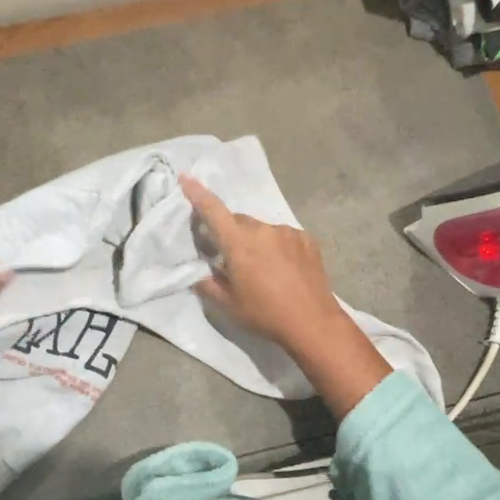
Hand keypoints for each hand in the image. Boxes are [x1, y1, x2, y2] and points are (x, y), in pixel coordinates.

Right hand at [180, 175, 390, 417]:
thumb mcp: (229, 305)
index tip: (186, 178)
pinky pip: (283, 237)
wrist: (312, 322)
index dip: (197, 194)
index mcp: (239, 244)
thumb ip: (209, 285)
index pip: (213, 211)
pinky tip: (283, 269)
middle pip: (238, 222)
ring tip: (263, 270)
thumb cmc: (265, 314)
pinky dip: (277, 247)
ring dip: (256, 242)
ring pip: (262, 230)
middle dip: (231, 233)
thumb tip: (200, 274)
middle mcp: (263, 230)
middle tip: (231, 259)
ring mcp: (288, 232)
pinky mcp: (306, 239)